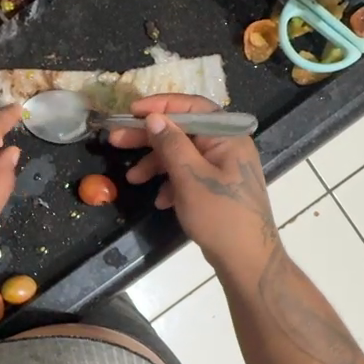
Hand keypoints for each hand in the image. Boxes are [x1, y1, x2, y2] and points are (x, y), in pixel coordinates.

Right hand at [109, 94, 276, 267]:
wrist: (246, 258)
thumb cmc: (220, 216)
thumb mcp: (191, 179)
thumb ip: (172, 146)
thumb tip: (154, 118)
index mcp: (227, 137)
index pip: (193, 107)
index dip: (161, 106)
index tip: (132, 112)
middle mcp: (226, 146)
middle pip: (183, 131)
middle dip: (149, 137)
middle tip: (117, 141)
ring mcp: (222, 168)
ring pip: (182, 155)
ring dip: (156, 164)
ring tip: (133, 179)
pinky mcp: (216, 187)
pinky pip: (188, 175)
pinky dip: (171, 183)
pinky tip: (161, 200)